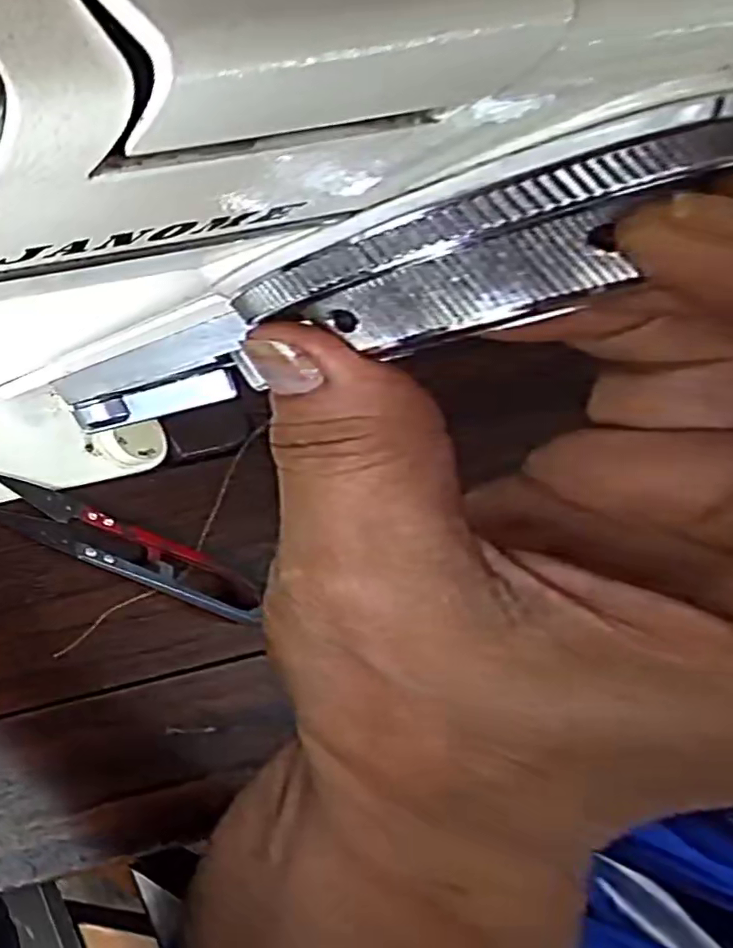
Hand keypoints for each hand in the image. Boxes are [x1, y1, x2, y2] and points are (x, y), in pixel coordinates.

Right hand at [207, 185, 732, 927]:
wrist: (409, 768)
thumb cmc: (426, 731)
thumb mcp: (375, 591)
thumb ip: (350, 458)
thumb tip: (305, 349)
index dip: (730, 290)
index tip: (636, 228)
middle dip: (643, 279)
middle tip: (511, 245)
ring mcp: (710, 509)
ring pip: (698, 344)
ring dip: (584, 295)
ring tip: (468, 282)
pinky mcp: (631, 484)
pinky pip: (624, 365)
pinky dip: (546, 324)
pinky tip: (475, 318)